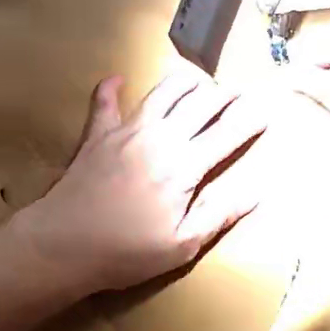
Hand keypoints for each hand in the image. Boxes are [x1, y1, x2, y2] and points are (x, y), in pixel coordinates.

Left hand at [11, 72, 267, 295]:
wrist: (63, 243)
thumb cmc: (126, 251)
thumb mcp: (182, 244)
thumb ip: (218, 213)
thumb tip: (256, 192)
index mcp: (185, 166)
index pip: (227, 133)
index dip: (250, 119)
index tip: (266, 108)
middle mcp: (160, 137)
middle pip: (199, 104)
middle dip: (223, 94)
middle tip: (237, 90)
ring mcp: (126, 131)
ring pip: (162, 93)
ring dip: (183, 83)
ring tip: (196, 80)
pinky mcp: (97, 134)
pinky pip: (105, 103)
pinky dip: (111, 89)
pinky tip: (116, 79)